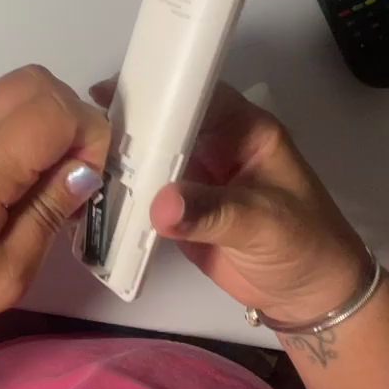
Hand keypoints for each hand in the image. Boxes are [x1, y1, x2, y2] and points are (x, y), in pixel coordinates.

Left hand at [0, 66, 110, 370]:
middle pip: (35, 82)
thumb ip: (48, 214)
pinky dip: (22, 128)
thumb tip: (84, 171)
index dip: (89, 137)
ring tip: (50, 177)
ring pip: (13, 90)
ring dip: (46, 119)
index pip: (54, 112)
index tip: (88, 181)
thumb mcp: (6, 274)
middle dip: (72, 115)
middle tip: (76, 170)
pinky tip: (21, 179)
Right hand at [91, 78, 366, 324]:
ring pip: (149, 158)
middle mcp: (214, 147)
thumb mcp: (263, 223)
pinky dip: (121, 197)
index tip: (110, 93)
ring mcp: (195, 179)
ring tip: (79, 162)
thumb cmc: (305, 246)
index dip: (157, 89)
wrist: (309, 298)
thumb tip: (160, 206)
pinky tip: (92, 196)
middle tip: (84, 131)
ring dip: (118, 161)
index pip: (197, 94)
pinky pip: (145, 196)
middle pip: (164, 123)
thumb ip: (211, 212)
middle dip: (127, 125)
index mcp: (243, 131)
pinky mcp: (180, 211)